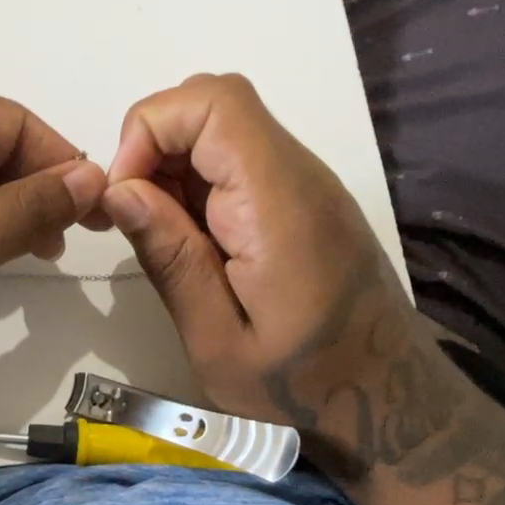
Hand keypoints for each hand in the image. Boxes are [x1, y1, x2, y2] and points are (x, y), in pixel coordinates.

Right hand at [102, 74, 442, 472]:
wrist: (384, 400)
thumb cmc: (296, 386)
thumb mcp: (216, 340)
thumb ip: (170, 258)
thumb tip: (119, 190)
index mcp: (278, 207)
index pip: (212, 104)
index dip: (149, 130)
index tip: (120, 198)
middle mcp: (299, 177)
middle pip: (216, 104)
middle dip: (152, 146)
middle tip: (127, 218)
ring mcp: (306, 186)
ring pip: (224, 131)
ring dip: (170, 168)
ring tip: (152, 236)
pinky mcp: (303, 203)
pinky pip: (240, 165)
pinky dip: (195, 186)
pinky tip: (186, 242)